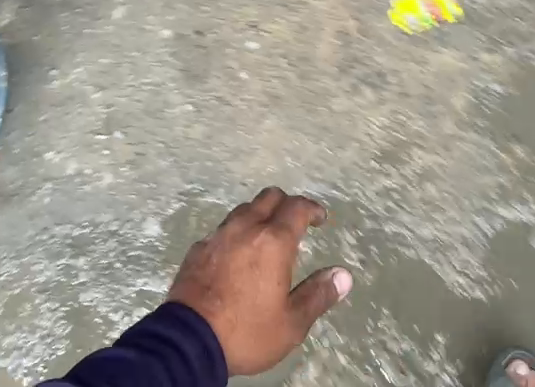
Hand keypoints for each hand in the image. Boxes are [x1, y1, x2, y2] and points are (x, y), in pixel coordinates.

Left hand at [167, 188, 353, 375]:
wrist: (190, 338)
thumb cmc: (247, 331)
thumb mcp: (291, 323)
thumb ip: (318, 295)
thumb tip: (343, 275)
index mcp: (273, 241)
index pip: (297, 208)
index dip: (312, 208)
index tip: (320, 218)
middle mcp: (245, 228)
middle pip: (269, 197)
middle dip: (286, 203)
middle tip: (296, 222)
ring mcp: (218, 234)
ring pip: (244, 209)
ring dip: (260, 215)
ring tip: (267, 237)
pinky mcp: (199, 247)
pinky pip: (223, 229)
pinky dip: (237, 233)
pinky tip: (237, 254)